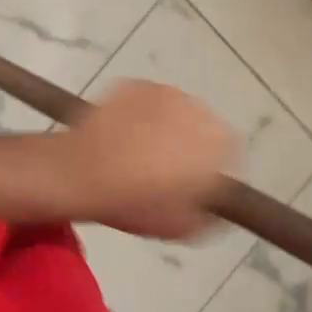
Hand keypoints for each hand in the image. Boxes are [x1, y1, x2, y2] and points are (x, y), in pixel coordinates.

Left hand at [61, 80, 235, 241]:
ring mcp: (164, 91)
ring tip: (139, 151)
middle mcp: (199, 110)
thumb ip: (211, 216)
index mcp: (220, 143)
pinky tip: (121, 133)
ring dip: (165, 126)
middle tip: (163, 168)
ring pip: (175, 111)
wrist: (81, 171)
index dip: (211, 170)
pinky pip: (145, 101)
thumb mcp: (184, 227)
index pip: (230, 155)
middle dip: (188, 144)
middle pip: (203, 128)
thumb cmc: (135, 202)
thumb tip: (212, 209)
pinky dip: (138, 114)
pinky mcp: (133, 84)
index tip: (193, 184)